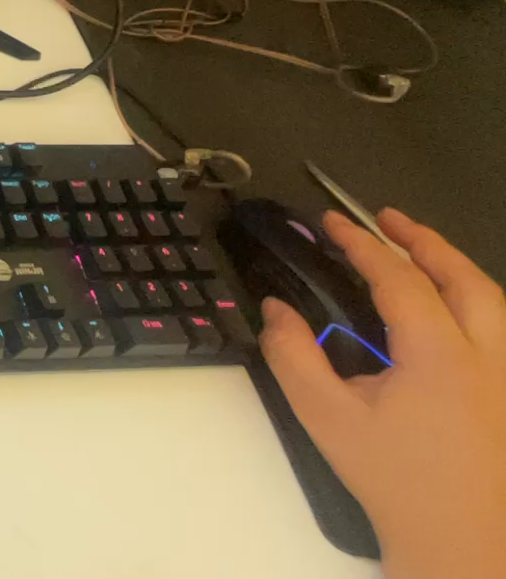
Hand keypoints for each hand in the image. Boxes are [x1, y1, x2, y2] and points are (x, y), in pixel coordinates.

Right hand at [258, 209, 505, 578]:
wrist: (469, 543)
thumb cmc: (395, 476)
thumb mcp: (323, 413)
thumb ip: (293, 353)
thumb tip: (277, 308)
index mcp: (443, 359)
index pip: (402, 281)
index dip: (364, 245)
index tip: (332, 222)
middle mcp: (494, 362)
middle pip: (471, 282)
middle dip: (427, 242)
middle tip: (388, 217)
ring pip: (499, 306)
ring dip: (457, 268)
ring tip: (420, 247)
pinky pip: (504, 333)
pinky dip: (476, 302)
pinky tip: (451, 305)